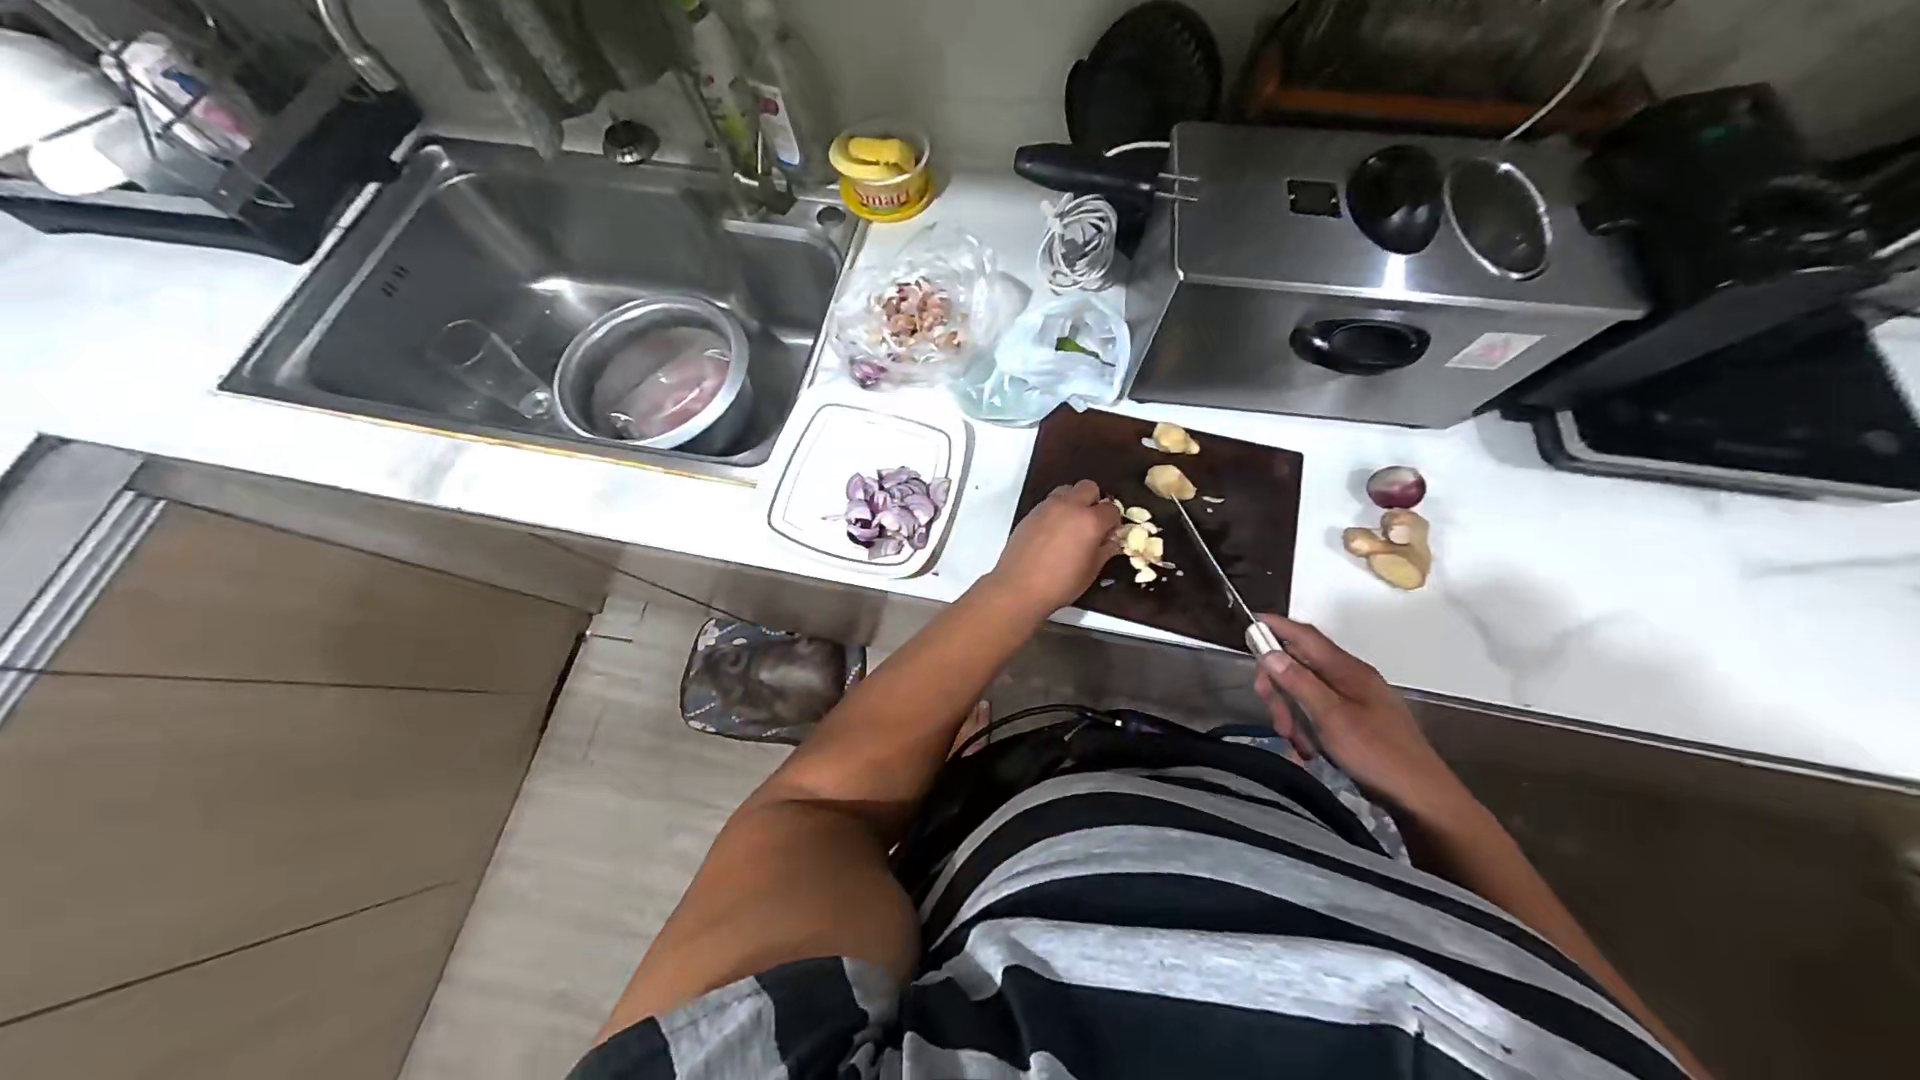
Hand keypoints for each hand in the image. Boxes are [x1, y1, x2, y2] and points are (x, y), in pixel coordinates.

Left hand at [986, 480, 1121, 616]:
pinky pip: (1049, 502)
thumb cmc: (1059, 584)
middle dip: (1094, 501)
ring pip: (1067, 490)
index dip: (1113, 521)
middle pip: (1089, 488)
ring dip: (1073, 502)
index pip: (1111, 509)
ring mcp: (1047, 507)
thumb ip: (1105, 550)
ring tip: (1071, 526)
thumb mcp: (1091, 571)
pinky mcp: (1031, 513)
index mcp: (1090, 521)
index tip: (1109, 532)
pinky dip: (1056, 510)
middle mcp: (1069, 507)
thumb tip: (1111, 541)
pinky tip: (1053, 532)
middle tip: (1092, 523)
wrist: (1018, 587)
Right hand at [1252, 615, 1474, 821]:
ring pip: (1304, 691)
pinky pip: (1316, 711)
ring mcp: (1352, 699)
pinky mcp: (1353, 720)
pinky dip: (1305, 725)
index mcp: (1347, 670)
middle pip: (1299, 664)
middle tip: (1275, 716)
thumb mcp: (1331, 717)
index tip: (1250, 624)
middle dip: (1278, 686)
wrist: (1421, 797)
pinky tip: (1307, 748)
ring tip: (1294, 740)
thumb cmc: (1378, 754)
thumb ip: (1299, 682)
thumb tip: (1270, 653)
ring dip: (1290, 712)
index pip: (1305, 636)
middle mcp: (1349, 678)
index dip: (1277, 626)